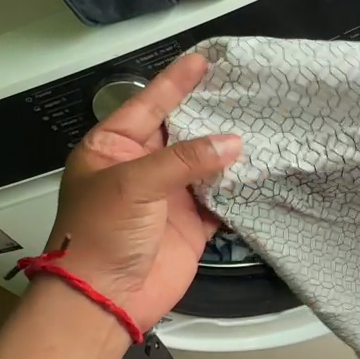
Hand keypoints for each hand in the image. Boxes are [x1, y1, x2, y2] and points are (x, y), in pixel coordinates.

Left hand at [42, 53, 241, 330]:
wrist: (107, 297)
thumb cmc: (100, 236)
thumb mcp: (134, 184)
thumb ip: (184, 161)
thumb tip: (232, 144)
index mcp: (113, 149)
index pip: (148, 105)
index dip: (175, 83)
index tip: (202, 61)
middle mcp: (142, 168)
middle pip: (182, 133)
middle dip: (209, 115)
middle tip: (241, 91)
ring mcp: (169, 197)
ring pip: (205, 165)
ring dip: (229, 151)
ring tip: (259, 125)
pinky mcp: (191, 224)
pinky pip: (220, 200)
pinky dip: (239, 189)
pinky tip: (259, 172)